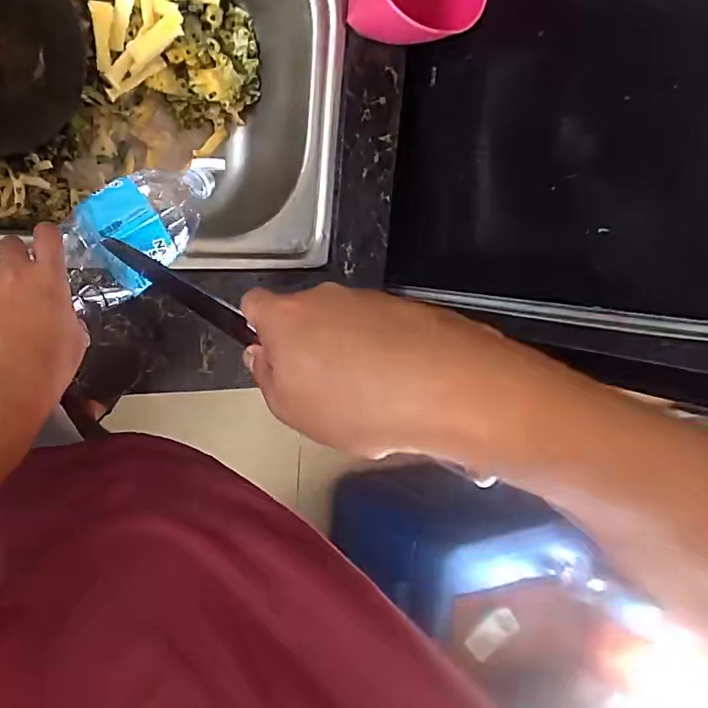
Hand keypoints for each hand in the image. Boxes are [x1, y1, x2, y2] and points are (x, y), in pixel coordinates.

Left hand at [0, 223, 87, 418]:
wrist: (13, 383)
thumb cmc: (51, 364)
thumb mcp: (77, 338)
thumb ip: (71, 317)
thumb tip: (68, 318)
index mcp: (49, 276)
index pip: (47, 234)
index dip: (45, 237)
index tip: (44, 246)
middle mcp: (16, 271)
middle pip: (9, 242)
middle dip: (11, 256)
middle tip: (15, 278)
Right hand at [240, 284, 614, 475]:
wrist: (453, 392)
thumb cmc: (362, 405)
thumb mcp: (290, 409)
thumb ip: (266, 377)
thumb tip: (262, 357)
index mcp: (287, 317)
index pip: (254, 304)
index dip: (257, 329)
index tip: (269, 356)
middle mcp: (328, 298)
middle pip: (305, 316)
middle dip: (308, 346)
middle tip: (319, 390)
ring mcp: (374, 301)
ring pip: (348, 326)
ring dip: (351, 354)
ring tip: (369, 401)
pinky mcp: (414, 310)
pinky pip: (387, 334)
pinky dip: (389, 357)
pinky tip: (402, 394)